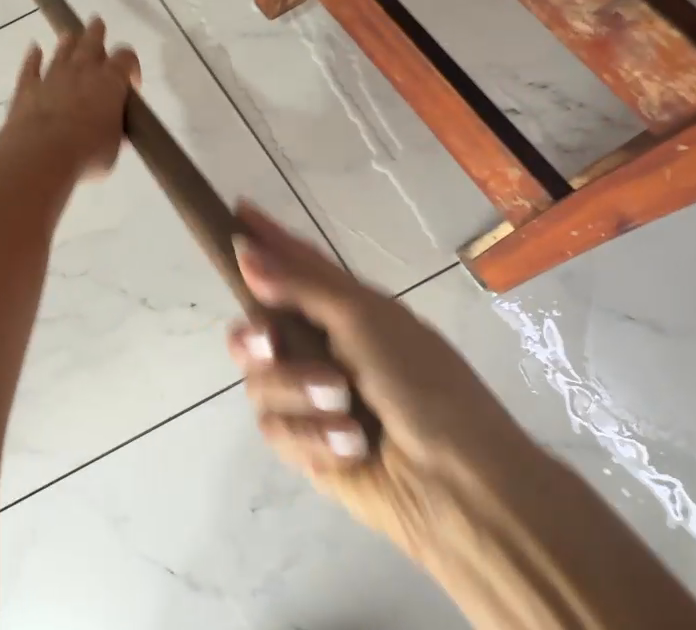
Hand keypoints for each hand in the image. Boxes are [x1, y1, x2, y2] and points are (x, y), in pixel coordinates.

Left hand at [0, 17, 139, 179]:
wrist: (40, 155)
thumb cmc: (86, 154)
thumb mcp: (113, 147)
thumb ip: (113, 132)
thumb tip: (112, 131)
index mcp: (110, 82)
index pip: (126, 58)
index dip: (130, 66)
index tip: (130, 85)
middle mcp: (81, 71)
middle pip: (92, 42)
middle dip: (96, 33)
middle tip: (97, 24)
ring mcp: (51, 76)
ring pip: (62, 50)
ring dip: (68, 42)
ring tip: (69, 35)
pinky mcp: (26, 88)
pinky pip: (30, 67)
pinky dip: (32, 57)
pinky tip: (33, 49)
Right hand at [226, 205, 543, 561]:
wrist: (458, 483)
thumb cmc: (423, 386)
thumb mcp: (365, 320)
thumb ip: (299, 284)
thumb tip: (242, 248)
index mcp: (346, 311)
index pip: (296, 265)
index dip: (267, 239)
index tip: (237, 211)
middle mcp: (322, 349)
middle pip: (255, 329)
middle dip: (258, 340)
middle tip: (272, 345)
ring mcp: (310, 400)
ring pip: (259, 382)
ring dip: (300, 394)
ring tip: (344, 409)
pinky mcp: (305, 447)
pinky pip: (275, 430)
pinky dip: (312, 437)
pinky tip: (349, 447)